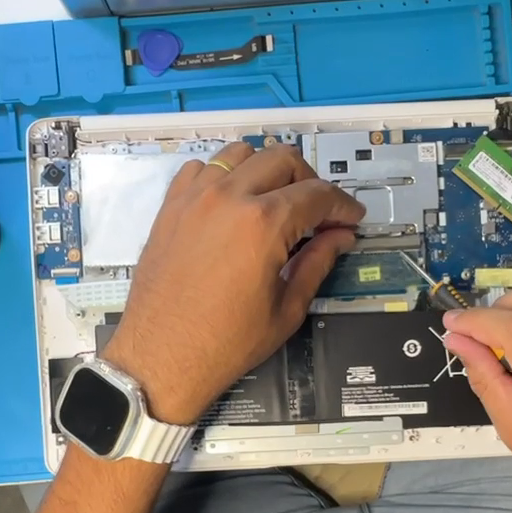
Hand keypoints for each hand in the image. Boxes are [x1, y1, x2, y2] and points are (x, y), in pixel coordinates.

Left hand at [103, 141, 364, 423]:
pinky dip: (225, 176)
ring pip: (242, 153)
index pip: (318, 195)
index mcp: (263, 224)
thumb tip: (340, 237)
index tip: (350, 220)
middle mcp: (228, 197)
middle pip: (283, 159)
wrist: (161, 358)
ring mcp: (195, 197)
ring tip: (276, 201)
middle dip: (310, 181)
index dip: (342, 206)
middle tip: (318, 213)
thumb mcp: (286, 309)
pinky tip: (233, 204)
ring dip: (267, 170)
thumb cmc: (224, 344)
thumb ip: (317, 264)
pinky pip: (202, 168)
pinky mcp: (170, 207)